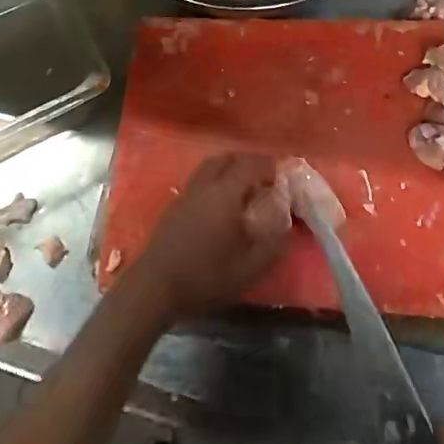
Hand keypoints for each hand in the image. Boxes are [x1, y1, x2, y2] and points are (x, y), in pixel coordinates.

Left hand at [128, 152, 290, 320]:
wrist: (157, 284)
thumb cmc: (207, 275)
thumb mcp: (251, 268)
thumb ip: (274, 243)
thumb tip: (286, 223)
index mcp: (225, 193)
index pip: (249, 165)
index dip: (268, 165)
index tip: (282, 175)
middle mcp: (204, 185)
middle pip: (227, 159)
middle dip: (248, 163)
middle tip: (264, 180)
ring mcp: (186, 193)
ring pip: (210, 167)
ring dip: (229, 170)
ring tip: (244, 190)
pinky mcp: (175, 205)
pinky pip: (199, 180)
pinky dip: (214, 181)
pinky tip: (220, 205)